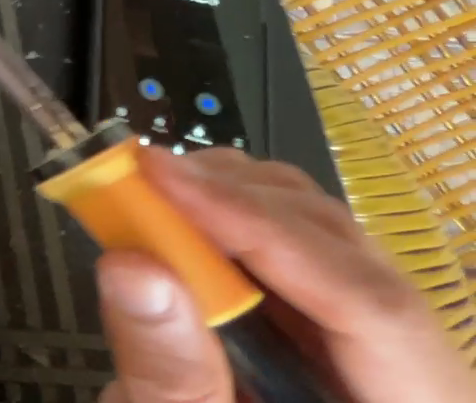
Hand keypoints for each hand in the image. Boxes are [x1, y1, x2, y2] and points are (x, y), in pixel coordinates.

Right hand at [97, 148, 474, 401]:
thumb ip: (167, 369)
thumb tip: (130, 266)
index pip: (369, 303)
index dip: (258, 227)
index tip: (158, 176)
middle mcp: (422, 378)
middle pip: (350, 257)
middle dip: (236, 202)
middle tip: (140, 172)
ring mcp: (384, 349)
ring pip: (324, 237)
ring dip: (227, 197)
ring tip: (146, 190)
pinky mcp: (329, 325)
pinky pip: (295, 246)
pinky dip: (225, 212)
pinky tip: (172, 213)